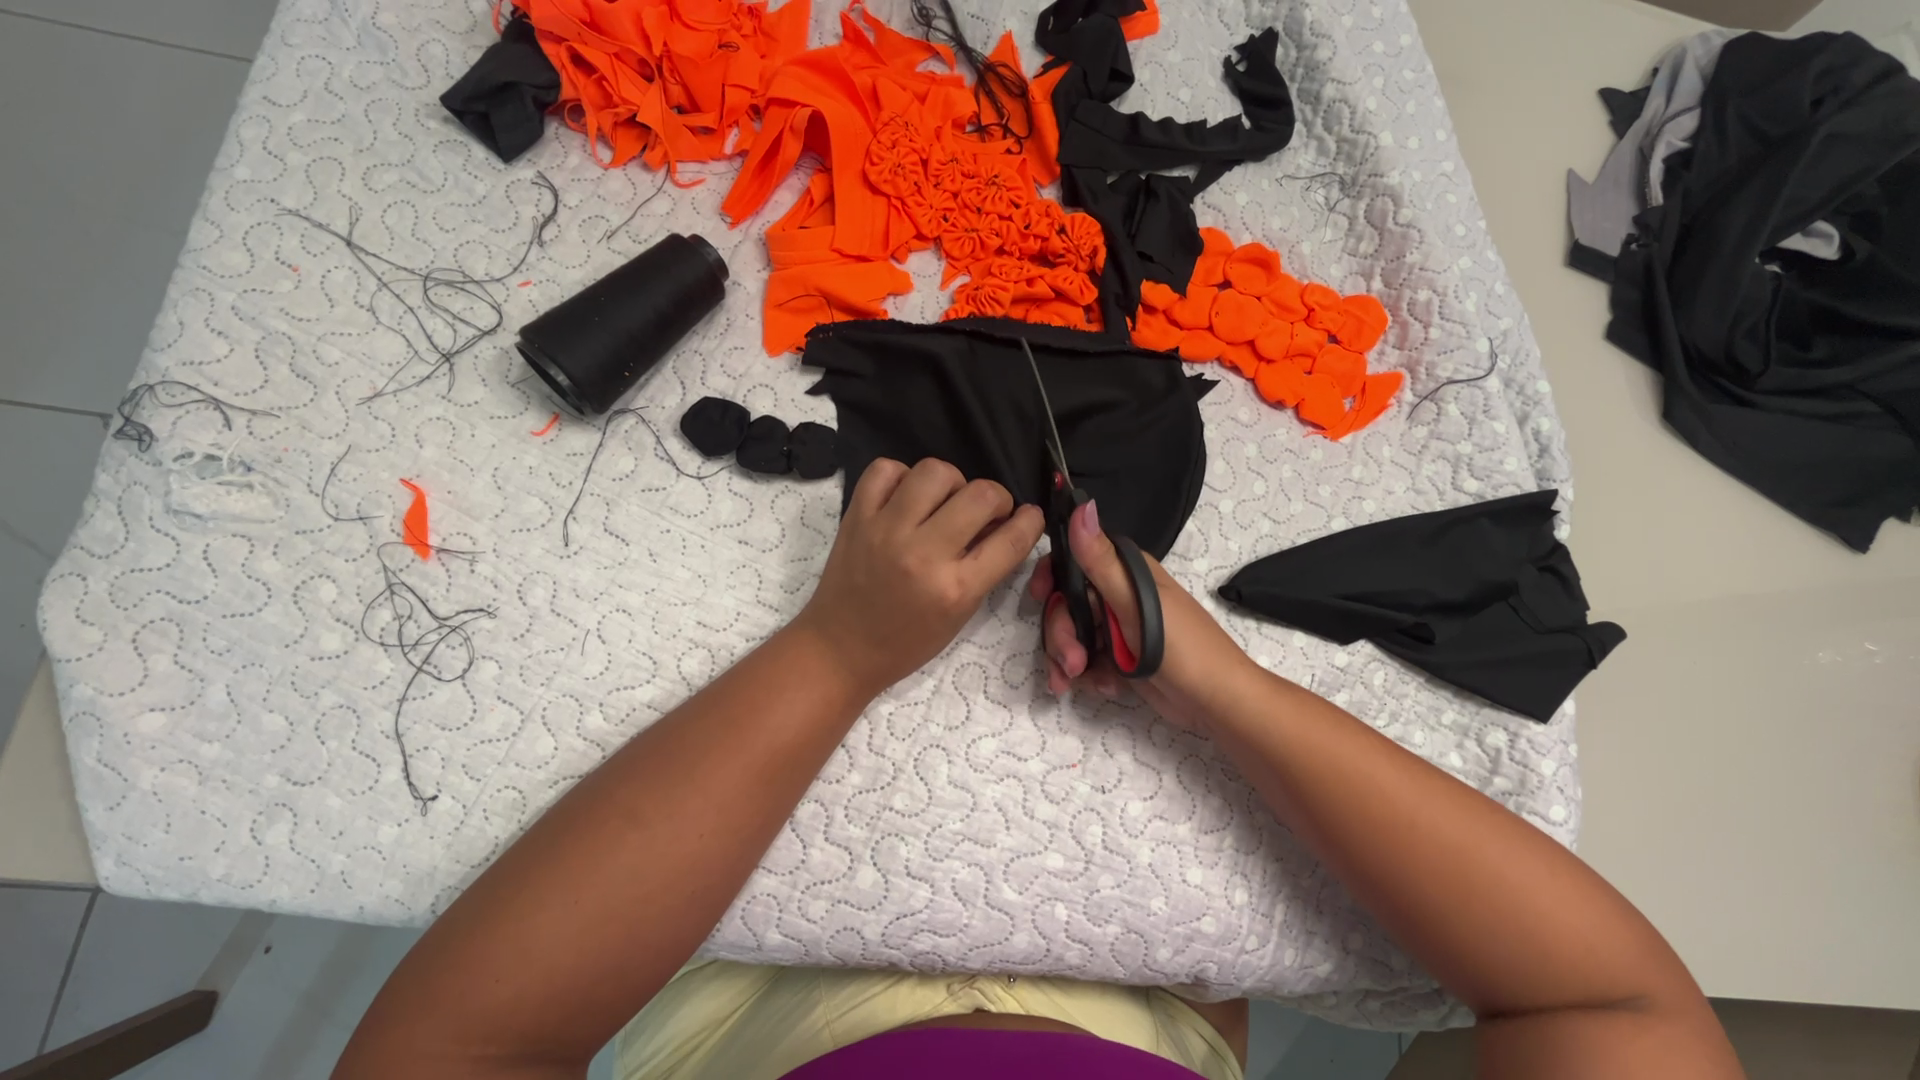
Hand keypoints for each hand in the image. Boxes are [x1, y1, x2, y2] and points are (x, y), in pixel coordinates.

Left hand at [796, 458, 1045, 697]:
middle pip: (980, 495)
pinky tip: (906, 497)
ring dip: (952, 482)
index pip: (1011, 539)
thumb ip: (986, 568)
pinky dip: (902, 477)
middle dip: (996, 498)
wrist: (840, 648)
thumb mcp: (960, 614)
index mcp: (955, 589)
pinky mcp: (857, 517)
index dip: (1030, 520)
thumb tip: (1004, 524)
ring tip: (944, 501)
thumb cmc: (907, 641)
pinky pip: (886, 470)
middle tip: (986, 512)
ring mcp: (886, 530)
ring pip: (936, 471)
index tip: (1029, 516)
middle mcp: (923, 554)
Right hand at [1026, 499, 1258, 732]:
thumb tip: (1081, 504)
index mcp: (1125, 574)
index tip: (1037, 597)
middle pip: (1066, 606)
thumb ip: (1100, 560)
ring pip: (1072, 637)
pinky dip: (1088, 677)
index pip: (1074, 562)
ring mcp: (1119, 629)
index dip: (1050, 578)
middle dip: (1061, 635)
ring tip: (1078, 680)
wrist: (1215, 702)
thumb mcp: (1135, 603)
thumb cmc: (1181, 646)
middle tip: (1072, 662)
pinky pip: (1087, 662)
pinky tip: (1106, 688)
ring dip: (1068, 661)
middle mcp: (1119, 597)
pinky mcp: (1120, 660)